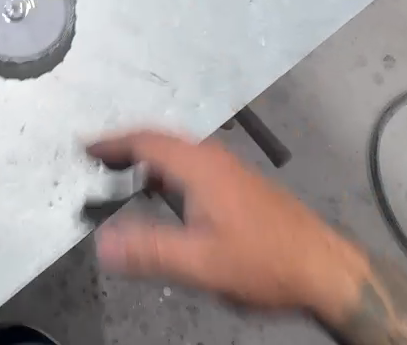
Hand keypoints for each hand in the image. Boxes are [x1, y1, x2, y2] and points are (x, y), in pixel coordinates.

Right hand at [87, 132, 406, 343]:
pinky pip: (188, 162)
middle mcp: (210, 156)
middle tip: (96, 159)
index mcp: (197, 165)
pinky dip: (164, 168)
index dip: (111, 142)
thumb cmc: (261, 260)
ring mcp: (227, 167)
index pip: (144, 141)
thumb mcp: (200, 262)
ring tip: (120, 174)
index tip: (83, 146)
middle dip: (125, 145)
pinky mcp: (237, 183)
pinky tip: (164, 194)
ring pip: (176, 151)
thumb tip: (101, 242)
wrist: (324, 267)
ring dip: (146, 156)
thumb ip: (150, 250)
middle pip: (159, 139)